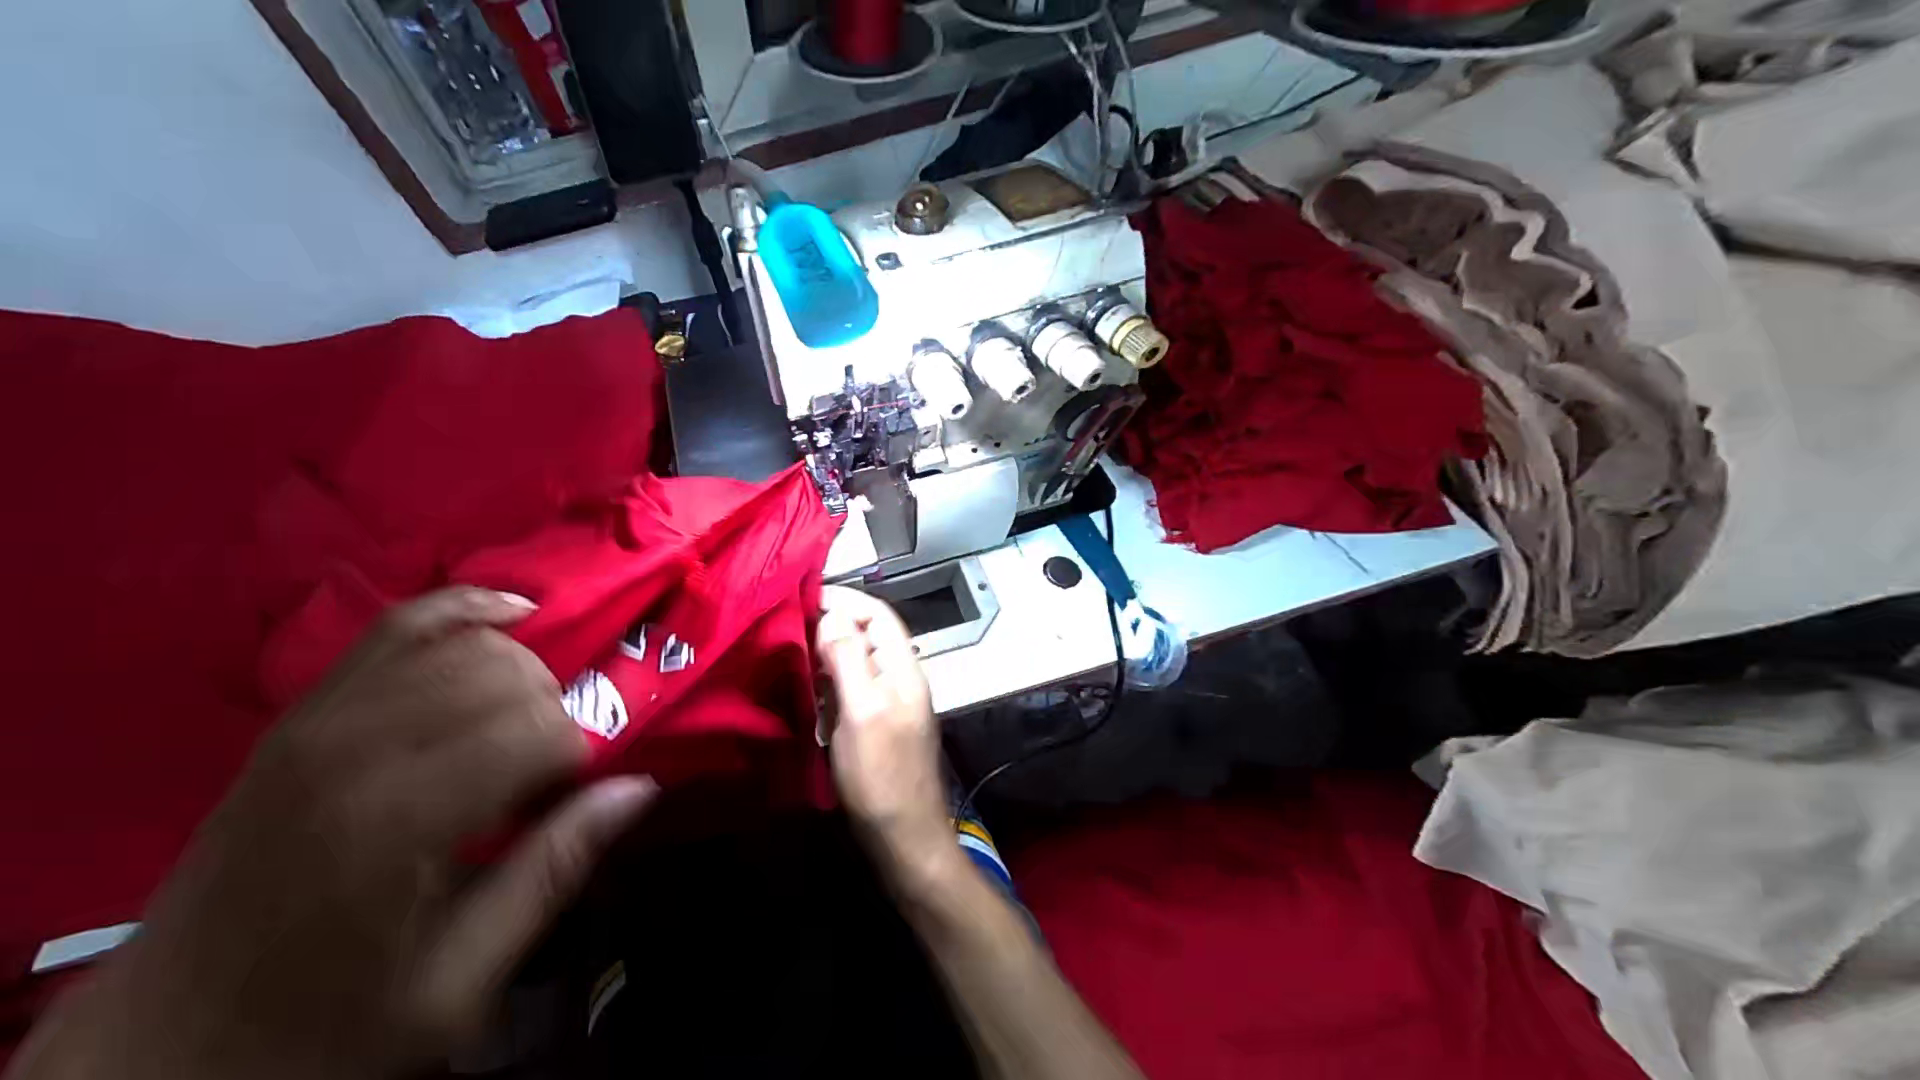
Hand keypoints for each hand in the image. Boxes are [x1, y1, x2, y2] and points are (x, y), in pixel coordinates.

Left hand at [10, 588, 654, 1079]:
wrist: (162, 1043)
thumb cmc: (326, 1021)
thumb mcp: (456, 980)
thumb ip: (552, 871)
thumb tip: (638, 787)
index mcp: (396, 820)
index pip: (539, 732)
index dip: (576, 761)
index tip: (560, 807)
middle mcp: (356, 748)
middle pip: (510, 679)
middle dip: (554, 717)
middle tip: (540, 780)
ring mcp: (320, 719)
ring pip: (468, 645)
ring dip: (524, 678)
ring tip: (519, 731)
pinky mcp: (302, 713)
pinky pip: (400, 624)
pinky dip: (464, 609)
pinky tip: (510, 614)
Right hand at [815, 587, 952, 876]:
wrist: (903, 836)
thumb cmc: (881, 774)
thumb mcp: (862, 710)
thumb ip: (849, 659)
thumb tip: (832, 615)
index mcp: (903, 669)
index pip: (878, 614)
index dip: (845, 600)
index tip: (804, 599)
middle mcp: (899, 679)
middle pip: (867, 635)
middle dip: (831, 624)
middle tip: (788, 627)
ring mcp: (889, 703)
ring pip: (857, 661)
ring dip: (827, 653)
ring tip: (791, 652)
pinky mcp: (875, 725)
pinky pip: (851, 689)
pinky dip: (829, 682)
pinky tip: (807, 689)